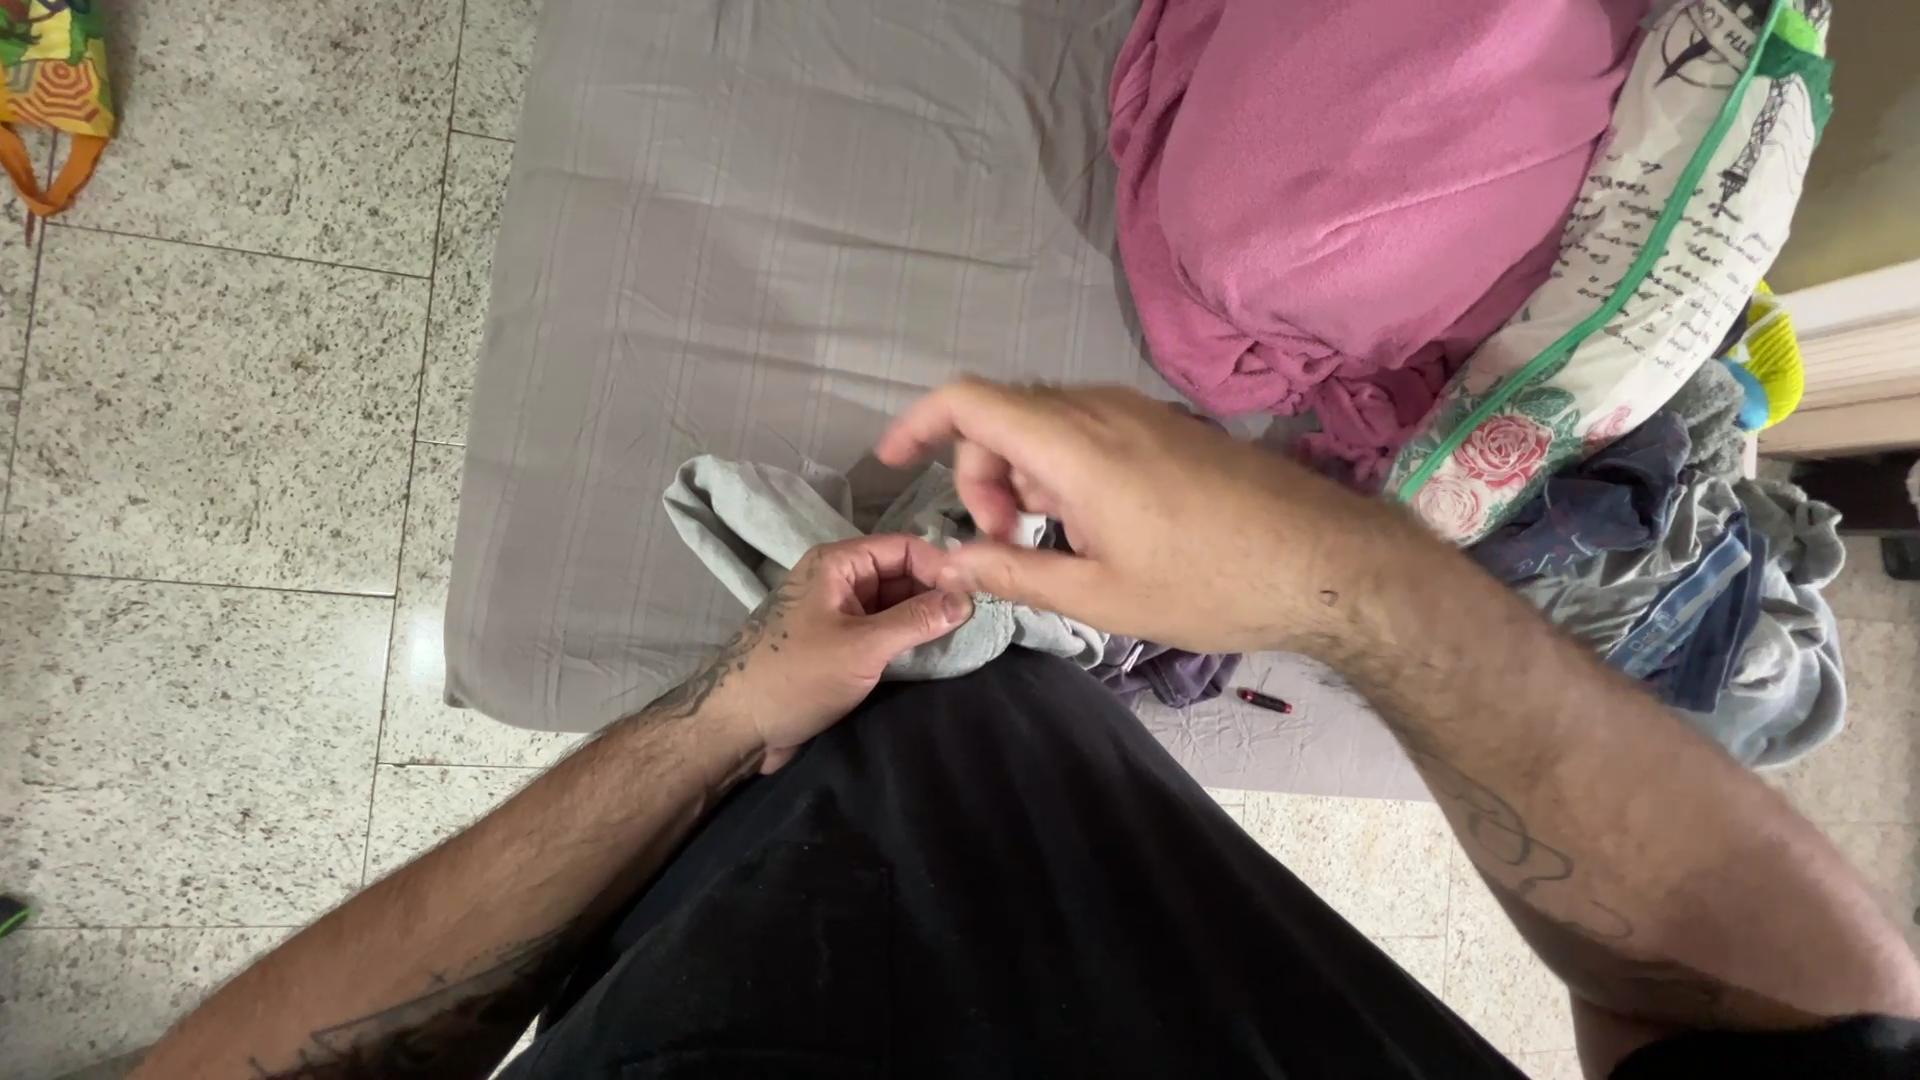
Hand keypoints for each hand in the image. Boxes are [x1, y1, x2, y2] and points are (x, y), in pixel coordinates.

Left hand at [662, 534, 973, 772]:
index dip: (940, 566)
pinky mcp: (839, 644)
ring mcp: (838, 613)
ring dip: (924, 617)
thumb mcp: (862, 646)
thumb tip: (967, 599)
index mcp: (837, 564)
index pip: (903, 547)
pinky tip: (934, 651)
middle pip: (901, 573)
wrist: (738, 728)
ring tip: (964, 635)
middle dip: (936, 592)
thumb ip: (917, 620)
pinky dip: (907, 638)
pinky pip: (883, 629)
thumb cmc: (796, 676)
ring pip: (895, 603)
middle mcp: (839, 580)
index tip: (976, 594)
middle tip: (977, 618)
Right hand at [874, 379, 1425, 652]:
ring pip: (1042, 426)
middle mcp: (1098, 409)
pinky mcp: (1162, 428)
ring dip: (1023, 478)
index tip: (892, 463)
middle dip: (980, 477)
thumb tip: (951, 560)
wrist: (1326, 563)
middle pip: (1001, 417)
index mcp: (1072, 444)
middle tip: (1008, 543)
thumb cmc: (1208, 584)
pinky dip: (1060, 472)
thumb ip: (1011, 572)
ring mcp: (1135, 413)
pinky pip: (1084, 432)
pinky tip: (1092, 525)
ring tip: (1056, 544)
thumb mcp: (1096, 594)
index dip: (917, 424)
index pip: (968, 401)